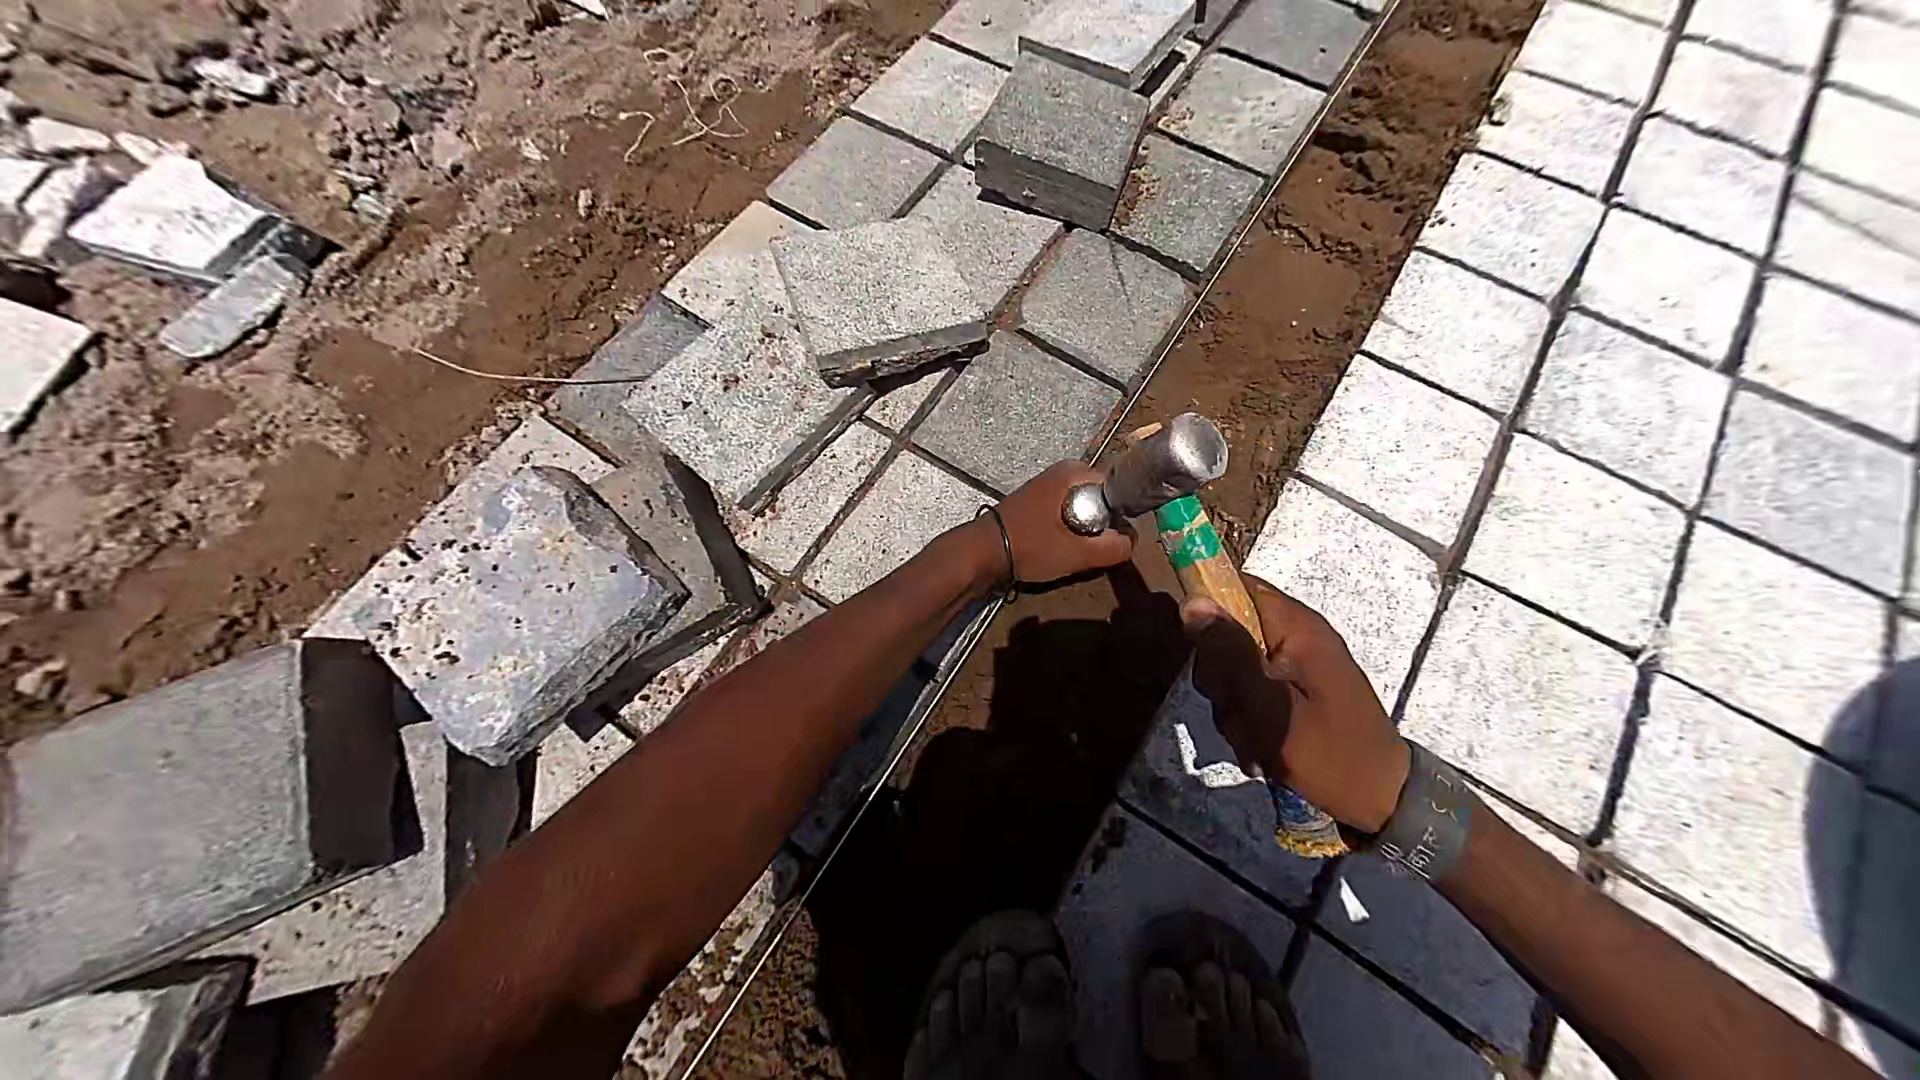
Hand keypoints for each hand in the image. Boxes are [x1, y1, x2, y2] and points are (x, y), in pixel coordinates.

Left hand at [978, 461, 1132, 585]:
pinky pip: (1065, 515)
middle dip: (1102, 525)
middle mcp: (1060, 473)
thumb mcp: (1078, 553)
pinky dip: (1067, 530)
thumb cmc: (1029, 547)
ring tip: (1076, 551)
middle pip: (1099, 500)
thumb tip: (1134, 541)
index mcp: (1073, 472)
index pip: (1116, 488)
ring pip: (1082, 509)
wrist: (982, 553)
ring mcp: (1046, 487)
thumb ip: (1114, 548)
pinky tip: (1059, 548)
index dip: (1120, 515)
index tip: (1115, 538)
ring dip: (1084, 530)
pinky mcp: (1035, 503)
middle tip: (1096, 548)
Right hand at [1183, 575, 1409, 831]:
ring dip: (1232, 703)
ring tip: (1254, 737)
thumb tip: (1193, 602)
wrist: (1383, 801)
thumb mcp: (1269, 706)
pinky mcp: (1295, 688)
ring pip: (1234, 666)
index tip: (1201, 649)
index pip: (1236, 587)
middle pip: (1228, 631)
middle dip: (1220, 674)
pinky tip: (1260, 744)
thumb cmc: (1328, 752)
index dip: (1208, 610)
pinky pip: (1251, 689)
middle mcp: (1295, 636)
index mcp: (1296, 627)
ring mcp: (1296, 663)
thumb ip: (1229, 653)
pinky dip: (1247, 716)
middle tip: (1237, 708)